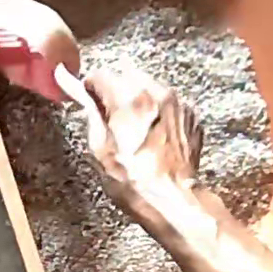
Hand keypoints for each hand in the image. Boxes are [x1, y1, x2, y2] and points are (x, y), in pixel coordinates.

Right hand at [81, 66, 204, 233]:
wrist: (171, 198)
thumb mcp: (100, 148)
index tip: (86, 97)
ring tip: (131, 127)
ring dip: (137, 98)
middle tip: (108, 113)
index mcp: (130, 98)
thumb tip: (82, 94)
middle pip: (127, 73)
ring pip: (150, 85)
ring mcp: (177, 103)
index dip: (89, 86)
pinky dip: (156, 111)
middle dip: (115, 88)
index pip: (101, 74)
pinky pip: (167, 102)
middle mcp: (156, 92)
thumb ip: (91, 114)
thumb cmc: (132, 180)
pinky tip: (150, 134)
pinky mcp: (190, 116)